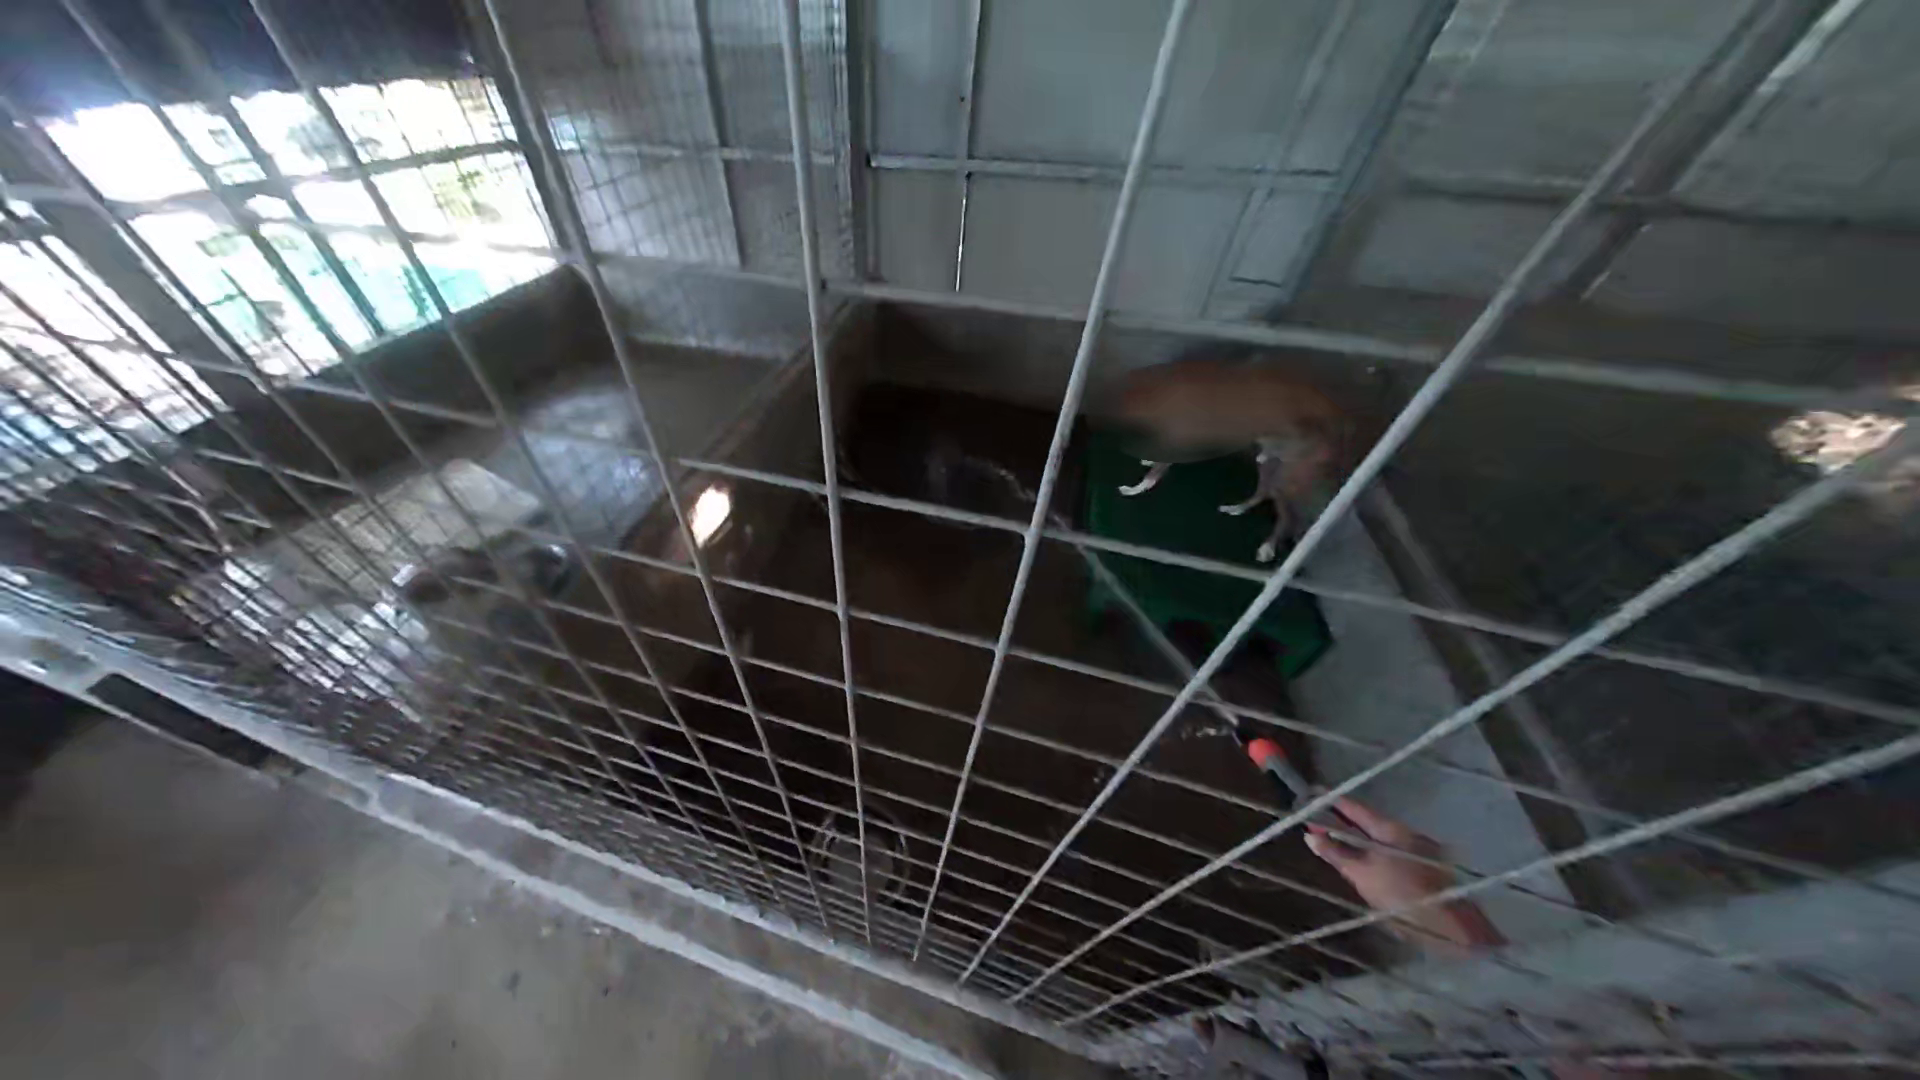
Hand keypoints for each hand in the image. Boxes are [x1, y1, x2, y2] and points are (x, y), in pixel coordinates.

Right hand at [1304, 797, 1503, 950]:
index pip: (1355, 807)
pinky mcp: (1428, 870)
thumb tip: (1310, 835)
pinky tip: (1363, 862)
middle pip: (1367, 822)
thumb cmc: (1402, 897)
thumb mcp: (1360, 875)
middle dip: (1342, 822)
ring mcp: (1420, 851)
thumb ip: (1335, 853)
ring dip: (1357, 839)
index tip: (1311, 795)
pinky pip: (1391, 852)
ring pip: (1380, 839)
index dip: (1331, 801)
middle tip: (1316, 822)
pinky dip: (1373, 852)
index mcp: (1391, 829)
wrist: (1456, 934)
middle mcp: (1407, 834)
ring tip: (1335, 843)